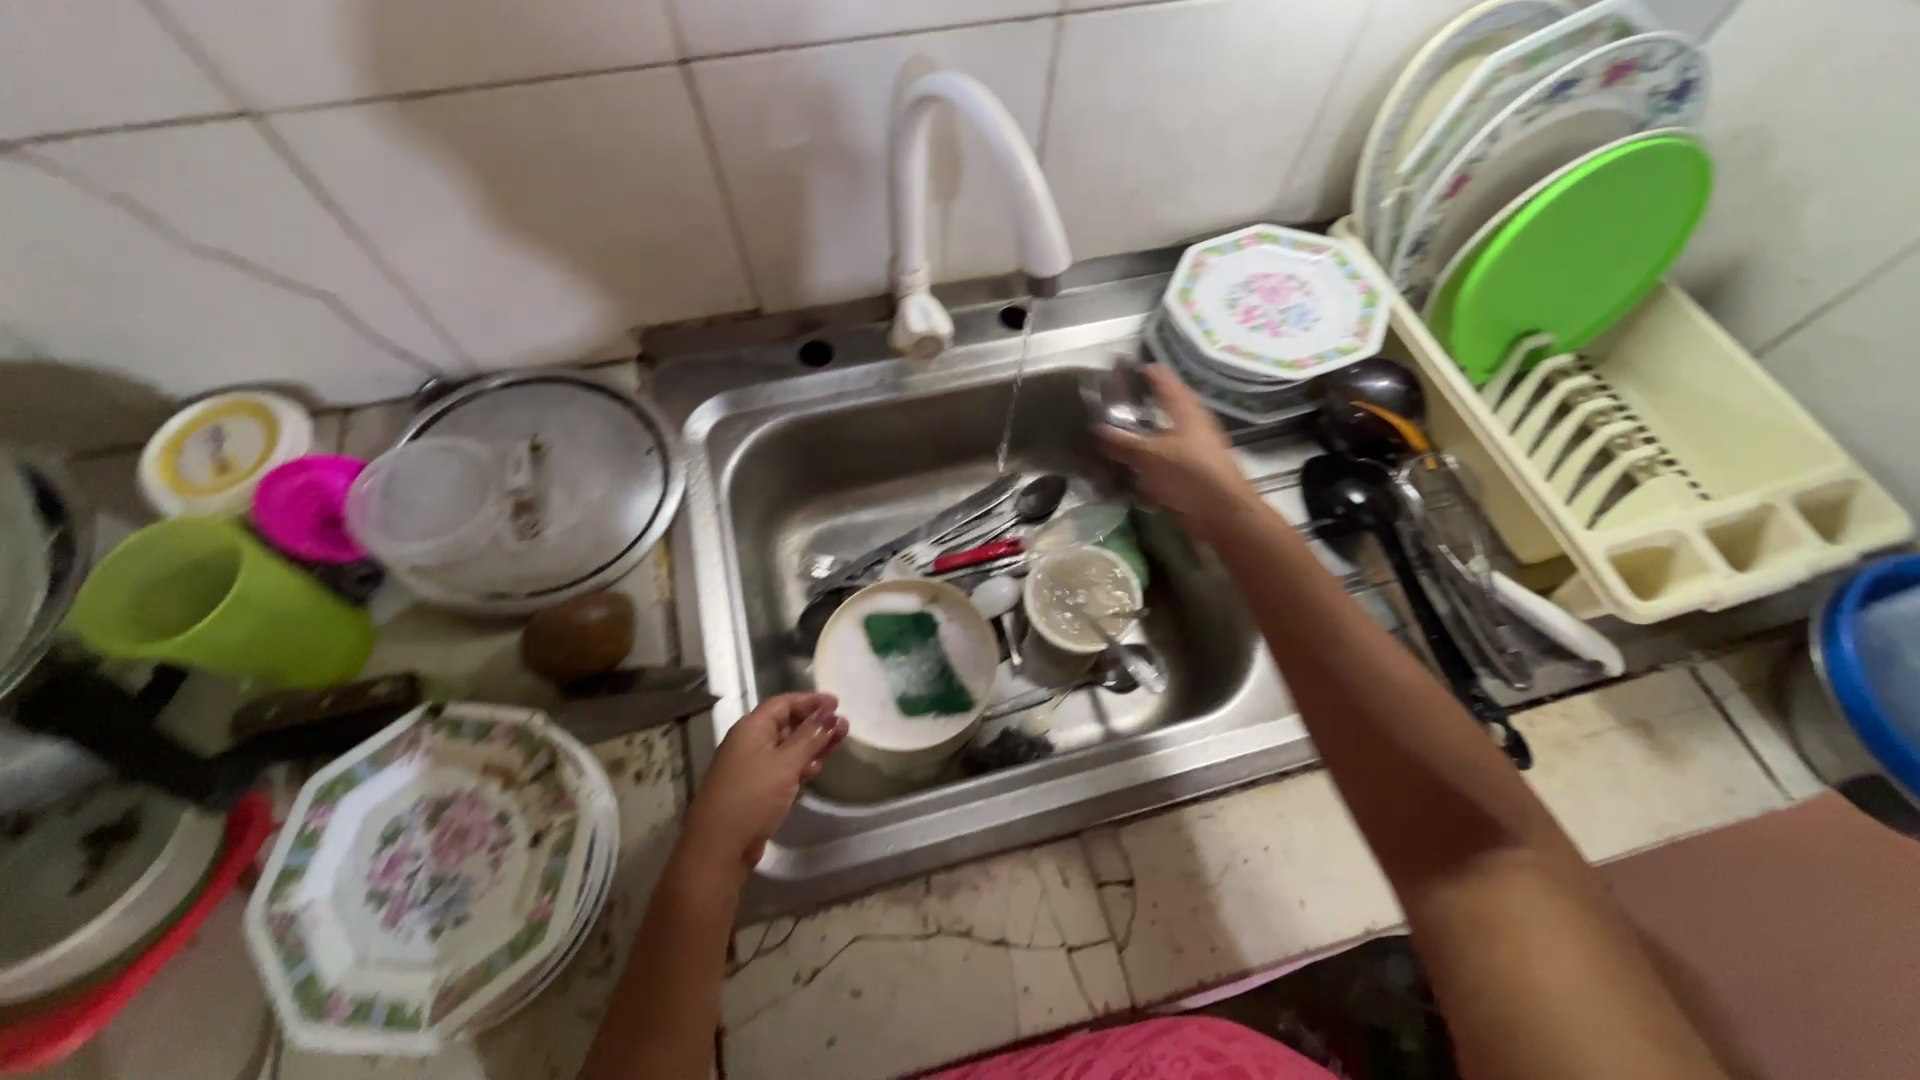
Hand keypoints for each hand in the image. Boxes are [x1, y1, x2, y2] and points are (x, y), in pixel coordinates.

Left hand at [681, 693, 847, 875]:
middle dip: (816, 724)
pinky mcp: (756, 788)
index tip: (837, 704)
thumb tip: (830, 715)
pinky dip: (800, 765)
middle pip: (787, 724)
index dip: (810, 701)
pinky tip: (815, 769)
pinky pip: (783, 768)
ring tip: (837, 746)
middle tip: (844, 728)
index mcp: (751, 728)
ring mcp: (752, 766)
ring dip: (812, 745)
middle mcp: (750, 743)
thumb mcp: (785, 763)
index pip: (783, 703)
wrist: (720, 846)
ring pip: (787, 748)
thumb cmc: (752, 797)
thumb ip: (810, 737)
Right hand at [1096, 365, 1258, 543]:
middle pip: (1159, 405)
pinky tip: (1123, 469)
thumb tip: (1096, 429)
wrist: (1223, 514)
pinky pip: (1159, 460)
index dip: (1138, 370)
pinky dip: (1142, 462)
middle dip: (1133, 405)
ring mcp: (1191, 447)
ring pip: (1158, 434)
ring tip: (1108, 436)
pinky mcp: (1189, 471)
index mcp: (1184, 408)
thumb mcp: (1149, 456)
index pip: (1160, 376)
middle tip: (1104, 406)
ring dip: (1136, 436)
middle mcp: (1190, 422)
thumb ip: (1121, 442)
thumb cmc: (1190, 474)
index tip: (1112, 371)